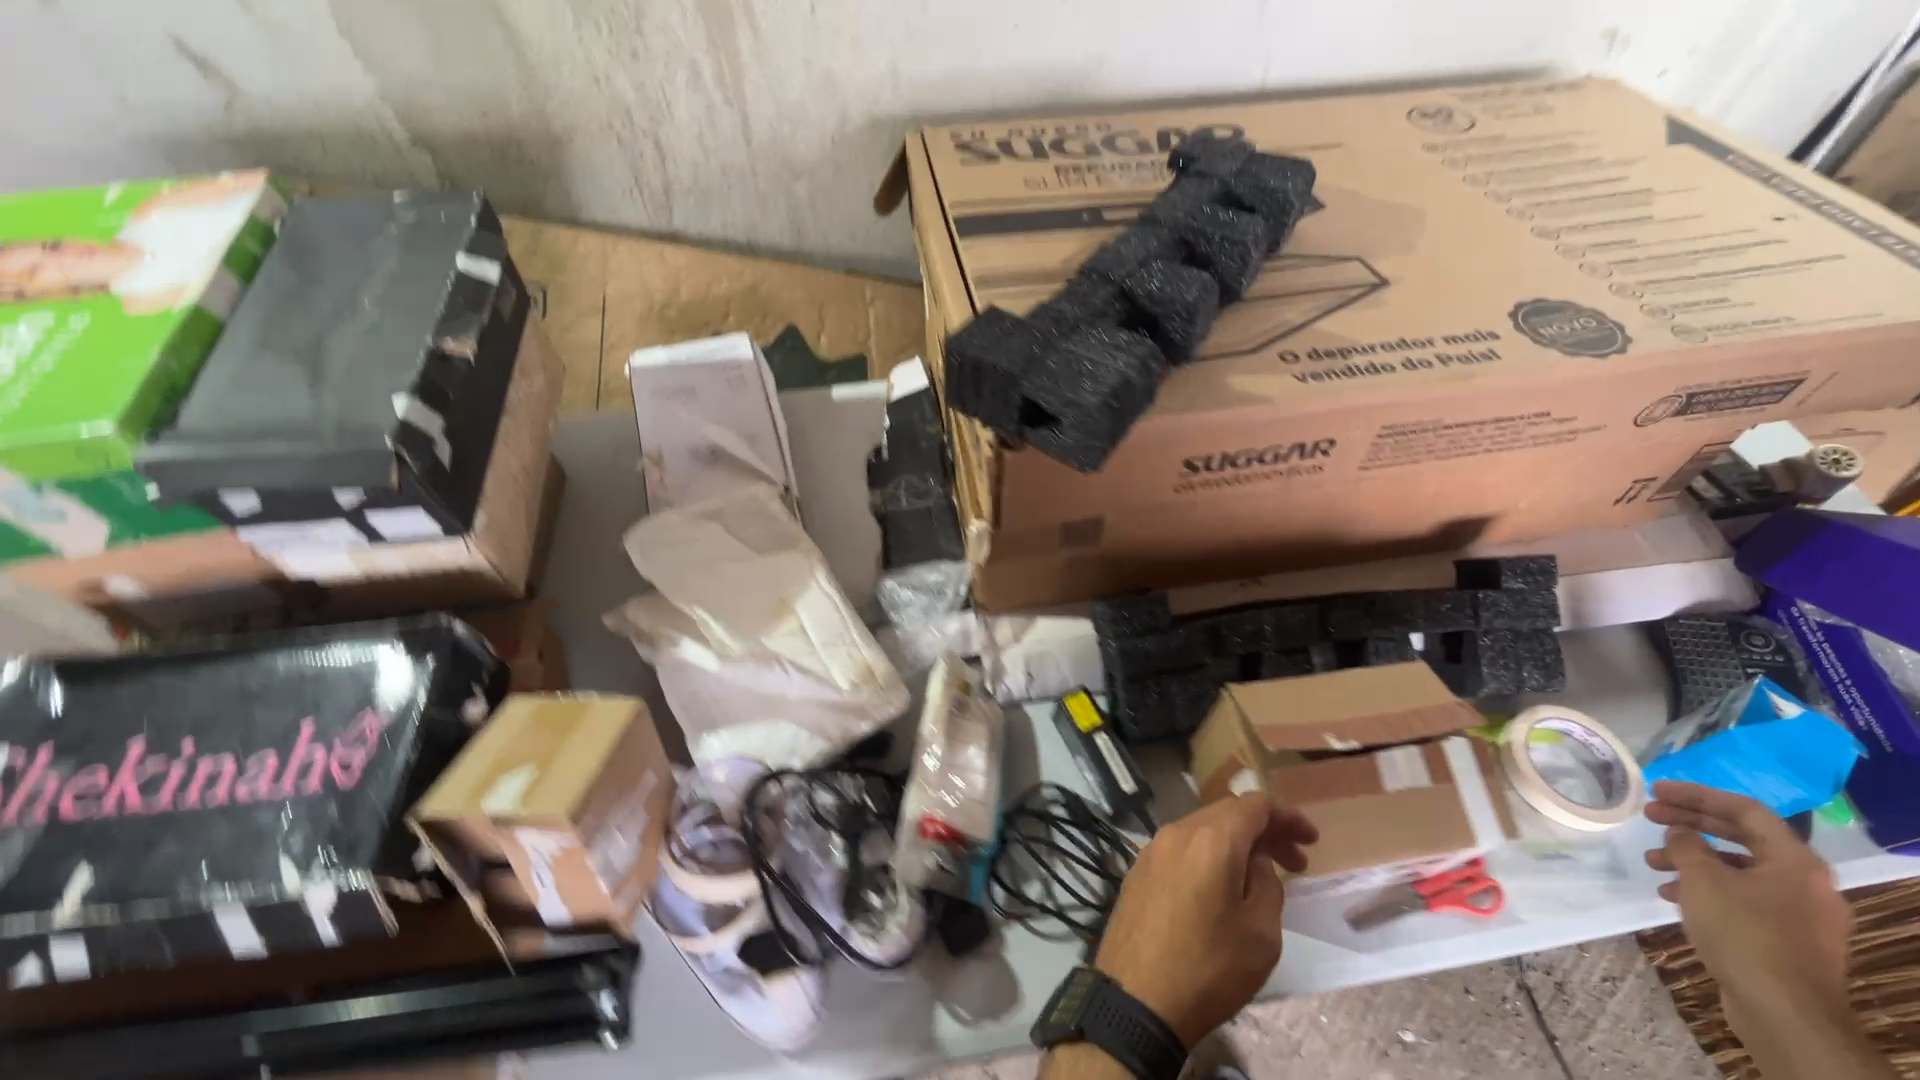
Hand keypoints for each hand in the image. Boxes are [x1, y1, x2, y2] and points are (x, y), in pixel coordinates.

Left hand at [1093, 794, 1317, 1046]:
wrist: (1137, 1000)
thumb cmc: (1208, 968)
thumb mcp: (1260, 933)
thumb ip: (1266, 885)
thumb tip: (1255, 861)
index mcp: (1211, 840)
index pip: (1254, 805)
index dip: (1288, 817)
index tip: (1311, 840)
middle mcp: (1176, 833)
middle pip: (1226, 814)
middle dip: (1264, 831)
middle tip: (1294, 863)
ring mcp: (1151, 851)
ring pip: (1201, 830)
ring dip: (1234, 844)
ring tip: (1259, 877)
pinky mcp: (1137, 872)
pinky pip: (1180, 849)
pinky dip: (1207, 856)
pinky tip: (1219, 886)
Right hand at [1644, 782, 1857, 1056]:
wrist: (1785, 1012)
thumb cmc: (1744, 934)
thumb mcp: (1704, 881)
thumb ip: (1687, 846)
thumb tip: (1680, 832)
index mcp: (1795, 860)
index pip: (1744, 810)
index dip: (1697, 795)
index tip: (1655, 790)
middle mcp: (1804, 881)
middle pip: (1742, 837)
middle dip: (1692, 825)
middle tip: (1649, 817)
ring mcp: (1799, 912)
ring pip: (1739, 870)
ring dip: (1693, 860)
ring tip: (1652, 862)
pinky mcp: (1786, 938)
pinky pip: (1744, 898)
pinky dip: (1708, 889)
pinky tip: (1674, 896)